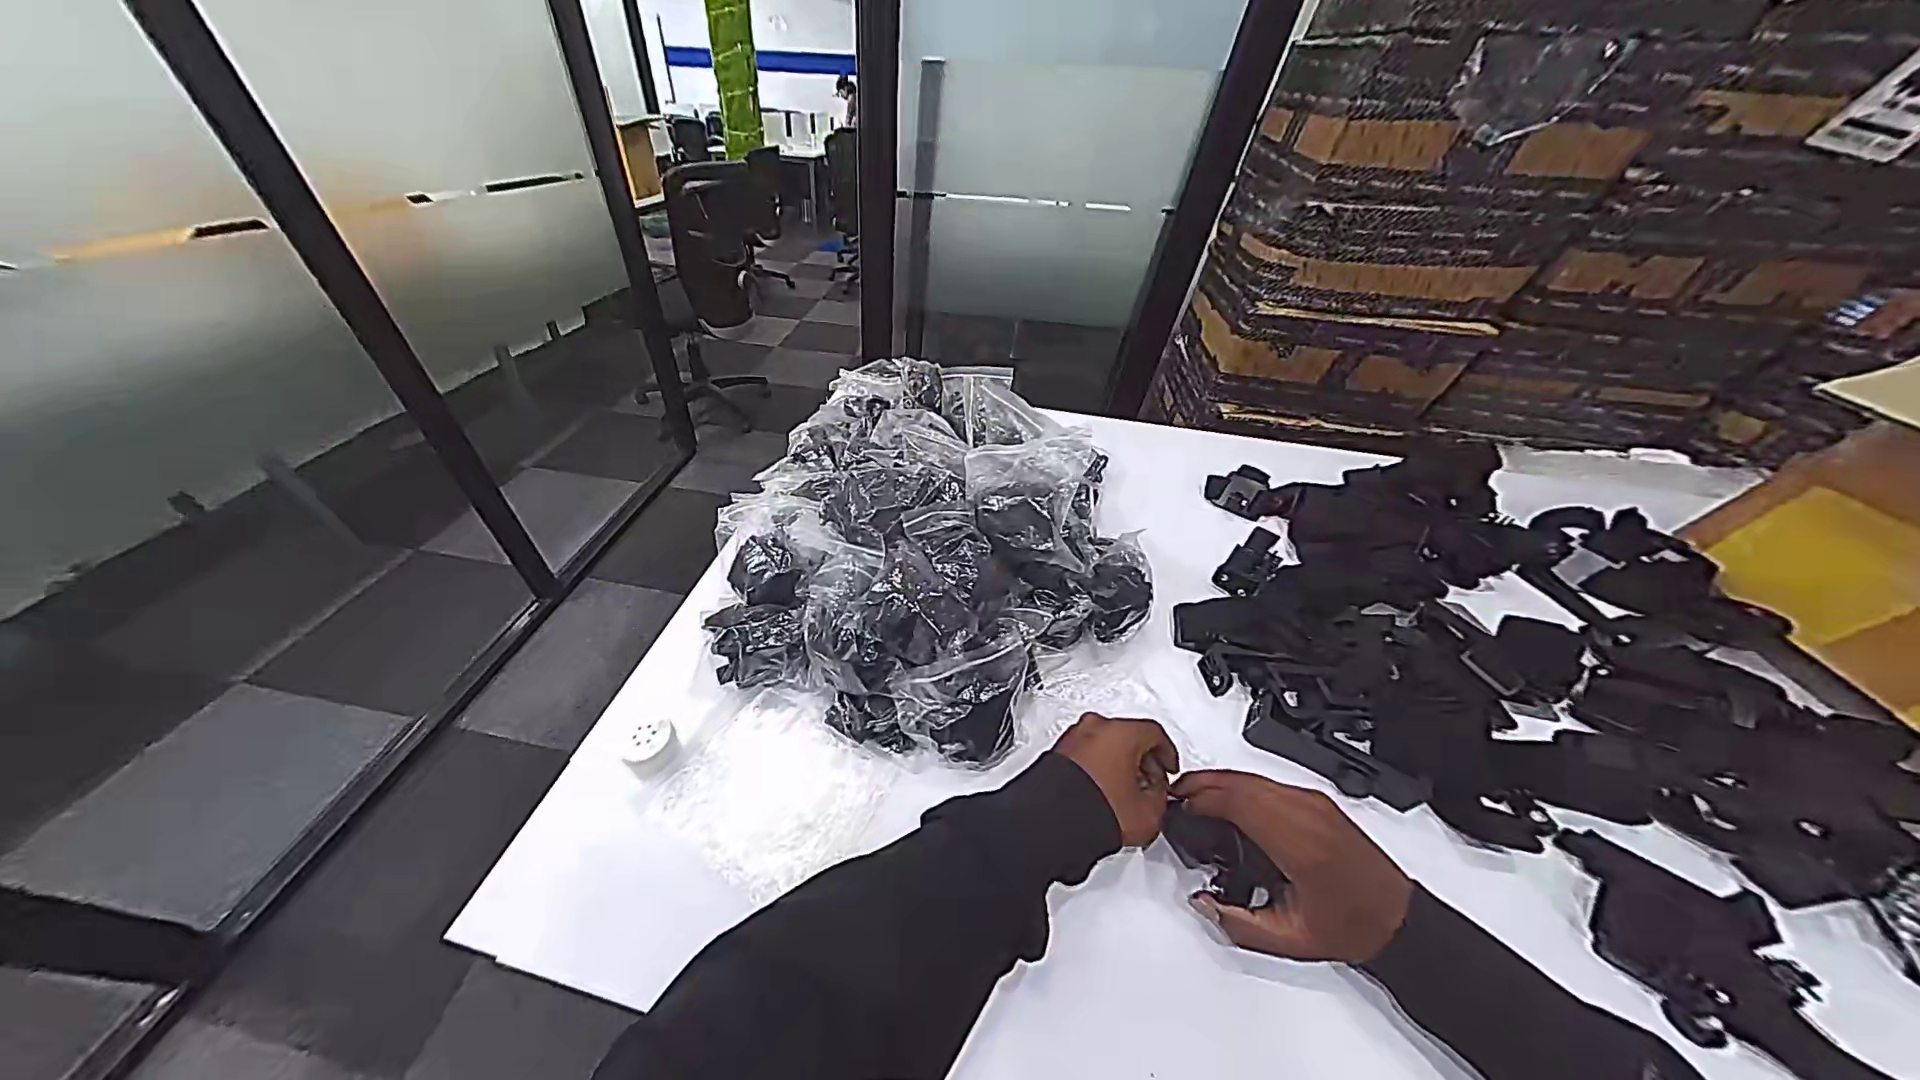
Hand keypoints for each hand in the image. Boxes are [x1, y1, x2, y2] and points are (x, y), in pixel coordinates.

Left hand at [1054, 713, 1178, 847]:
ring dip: (1119, 762)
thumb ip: (1161, 796)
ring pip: (1105, 742)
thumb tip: (1155, 793)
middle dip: (1142, 758)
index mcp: (1121, 732)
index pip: (1155, 733)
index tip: (1168, 766)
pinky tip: (1102, 789)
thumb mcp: (1148, 812)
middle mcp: (1094, 727)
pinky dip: (1097, 765)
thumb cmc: (1094, 811)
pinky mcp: (1057, 751)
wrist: (1054, 821)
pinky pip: (1086, 752)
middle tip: (1150, 780)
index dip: (1167, 753)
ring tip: (1125, 790)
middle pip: (1129, 735)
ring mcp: (1073, 737)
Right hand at [1171, 770, 1411, 962]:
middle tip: (1177, 795)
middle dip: (1202, 784)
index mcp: (1302, 846)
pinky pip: (1267, 780)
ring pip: (1253, 776)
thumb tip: (1203, 903)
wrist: (1398, 918)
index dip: (1202, 799)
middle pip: (1241, 782)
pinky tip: (1227, 796)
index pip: (1239, 802)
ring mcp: (1315, 803)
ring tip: (1194, 794)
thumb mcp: (1292, 940)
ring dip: (1218, 780)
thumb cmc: (1355, 925)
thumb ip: (1239, 924)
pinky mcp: (1318, 800)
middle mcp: (1309, 815)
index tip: (1181, 807)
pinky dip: (1239, 784)